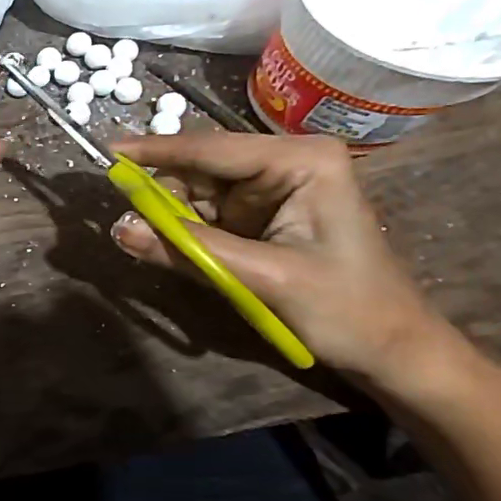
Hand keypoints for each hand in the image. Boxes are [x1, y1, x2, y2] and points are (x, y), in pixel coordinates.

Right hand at [107, 132, 459, 384]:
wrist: (392, 352)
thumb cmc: (346, 309)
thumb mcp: (263, 278)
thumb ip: (189, 250)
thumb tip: (118, 228)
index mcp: (300, 161)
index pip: (212, 148)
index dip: (157, 151)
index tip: (108, 151)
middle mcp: (283, 164)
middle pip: (200, 167)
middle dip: (161, 190)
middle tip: (123, 214)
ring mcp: (269, 191)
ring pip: (197, 192)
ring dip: (168, 214)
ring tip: (141, 234)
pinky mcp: (257, 218)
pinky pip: (205, 215)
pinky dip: (182, 230)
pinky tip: (165, 244)